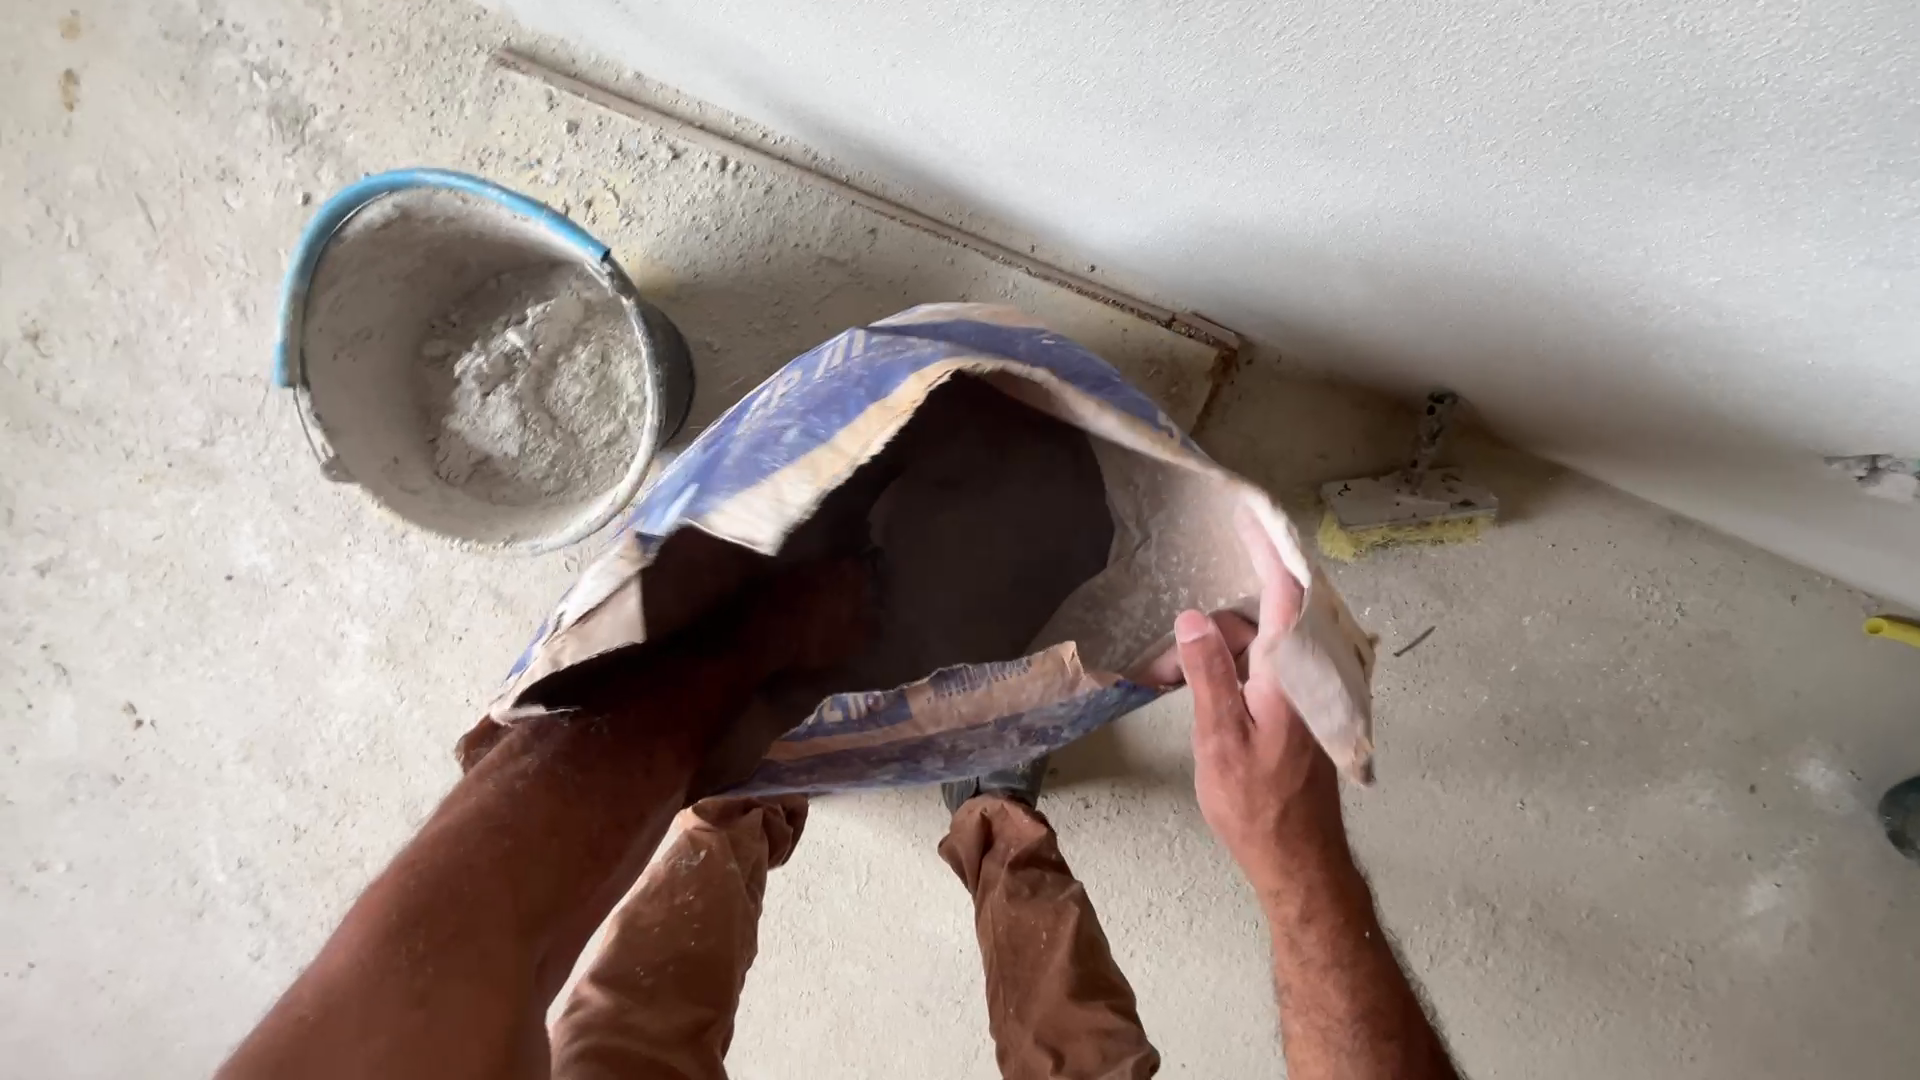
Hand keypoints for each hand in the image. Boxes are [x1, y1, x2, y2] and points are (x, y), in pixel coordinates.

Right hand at [1172, 519, 1344, 895]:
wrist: (1298, 862)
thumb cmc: (1258, 805)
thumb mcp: (1219, 738)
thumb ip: (1209, 674)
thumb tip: (1193, 617)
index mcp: (1291, 675)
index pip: (1287, 592)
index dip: (1268, 549)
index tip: (1247, 515)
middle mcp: (1305, 674)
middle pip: (1258, 621)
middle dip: (1209, 628)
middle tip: (1160, 660)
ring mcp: (1303, 692)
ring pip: (1254, 647)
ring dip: (1211, 655)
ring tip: (1163, 682)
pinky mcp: (1297, 708)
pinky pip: (1259, 667)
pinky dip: (1226, 670)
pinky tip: (1193, 689)